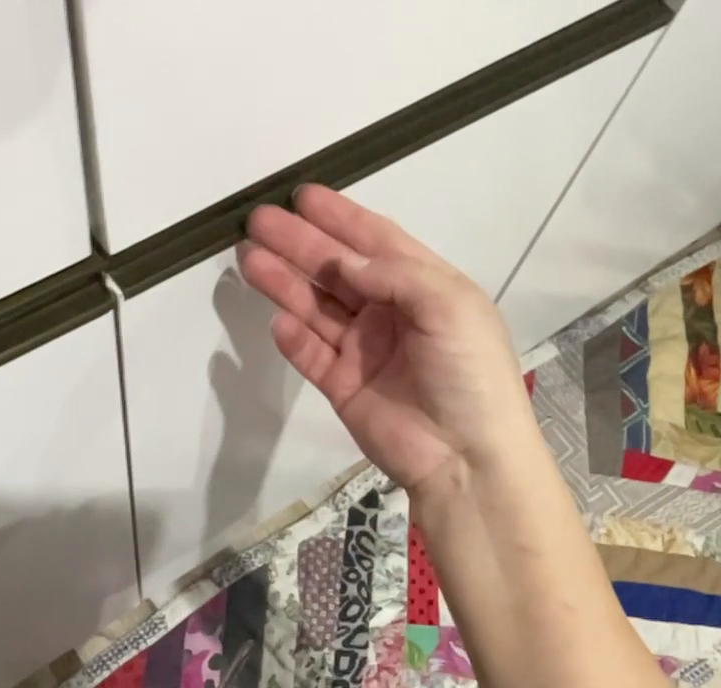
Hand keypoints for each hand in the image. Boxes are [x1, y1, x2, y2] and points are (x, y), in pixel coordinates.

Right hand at [237, 185, 539, 498]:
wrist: (465, 456)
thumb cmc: (470, 373)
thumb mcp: (450, 307)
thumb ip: (396, 276)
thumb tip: (341, 265)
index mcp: (423, 287)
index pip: (375, 243)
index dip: (338, 219)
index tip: (301, 198)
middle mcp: (390, 313)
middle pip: (336, 271)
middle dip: (299, 246)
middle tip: (257, 223)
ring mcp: (364, 351)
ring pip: (317, 308)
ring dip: (285, 284)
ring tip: (250, 260)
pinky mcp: (344, 387)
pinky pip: (312, 355)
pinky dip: (294, 339)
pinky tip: (277, 320)